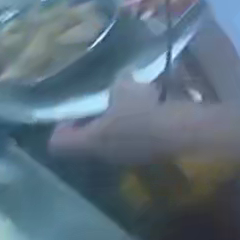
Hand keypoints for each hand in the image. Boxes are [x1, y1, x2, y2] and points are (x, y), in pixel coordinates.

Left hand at [48, 74, 183, 164]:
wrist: (181, 133)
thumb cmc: (143, 111)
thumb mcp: (126, 89)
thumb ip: (118, 86)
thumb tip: (120, 82)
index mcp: (90, 141)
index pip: (58, 142)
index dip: (62, 125)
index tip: (76, 109)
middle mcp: (104, 155)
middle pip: (89, 140)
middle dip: (97, 119)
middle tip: (109, 99)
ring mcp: (128, 157)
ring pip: (116, 138)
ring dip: (122, 120)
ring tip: (138, 98)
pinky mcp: (150, 154)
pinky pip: (139, 137)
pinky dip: (143, 123)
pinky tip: (158, 105)